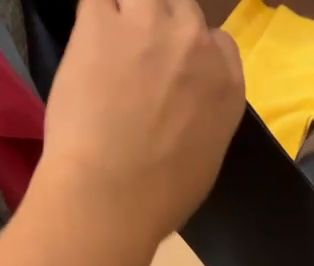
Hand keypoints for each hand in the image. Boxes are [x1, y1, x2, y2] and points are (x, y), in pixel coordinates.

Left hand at [37, 0, 246, 247]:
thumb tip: (186, 109)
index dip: (193, 53)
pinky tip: (86, 48)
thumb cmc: (161, 198)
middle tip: (136, 63)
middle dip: (161, 29)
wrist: (111, 195)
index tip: (174, 74)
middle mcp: (195, 43)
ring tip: (109, 51)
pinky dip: (93, 17)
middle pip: (181, 9)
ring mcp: (148, 26)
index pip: (219, 40)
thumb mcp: (207, 161)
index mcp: (226, 83)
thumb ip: (205, 118)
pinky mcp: (100, 23)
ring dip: (127, 15)